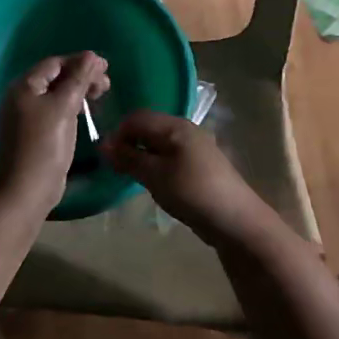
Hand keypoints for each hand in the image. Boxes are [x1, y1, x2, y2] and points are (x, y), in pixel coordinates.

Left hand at [0, 52, 109, 211]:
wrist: (26, 188)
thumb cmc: (45, 144)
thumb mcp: (64, 107)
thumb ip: (78, 79)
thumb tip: (92, 55)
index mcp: (24, 86)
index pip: (54, 63)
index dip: (80, 62)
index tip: (106, 68)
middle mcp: (20, 97)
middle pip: (54, 78)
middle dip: (81, 76)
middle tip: (107, 85)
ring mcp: (24, 116)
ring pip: (54, 95)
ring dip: (77, 91)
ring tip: (100, 95)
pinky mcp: (32, 132)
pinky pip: (53, 111)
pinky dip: (69, 107)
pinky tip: (84, 112)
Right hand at [102, 111, 269, 245]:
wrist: (235, 220)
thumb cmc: (191, 192)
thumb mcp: (154, 175)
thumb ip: (128, 158)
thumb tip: (103, 145)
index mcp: (174, 126)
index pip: (136, 118)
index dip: (117, 134)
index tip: (108, 158)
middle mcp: (185, 129)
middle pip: (147, 128)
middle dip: (128, 144)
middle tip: (117, 169)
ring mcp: (194, 146)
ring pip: (157, 143)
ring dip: (141, 156)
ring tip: (133, 177)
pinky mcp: (198, 164)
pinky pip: (169, 155)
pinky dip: (155, 164)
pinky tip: (154, 182)